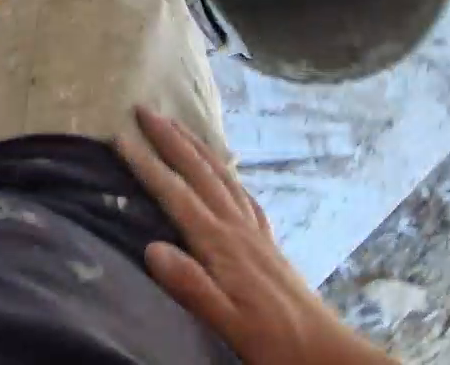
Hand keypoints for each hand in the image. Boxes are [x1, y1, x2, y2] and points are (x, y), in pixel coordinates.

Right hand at [115, 108, 395, 364]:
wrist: (330, 356)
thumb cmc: (275, 341)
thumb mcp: (229, 323)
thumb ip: (191, 286)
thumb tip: (151, 248)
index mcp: (221, 243)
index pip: (175, 194)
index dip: (146, 164)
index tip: (119, 136)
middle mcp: (237, 227)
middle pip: (199, 171)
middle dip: (169, 137)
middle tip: (143, 109)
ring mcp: (255, 230)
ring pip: (220, 174)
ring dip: (194, 145)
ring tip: (175, 123)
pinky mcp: (268, 241)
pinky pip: (242, 192)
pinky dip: (225, 171)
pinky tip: (221, 169)